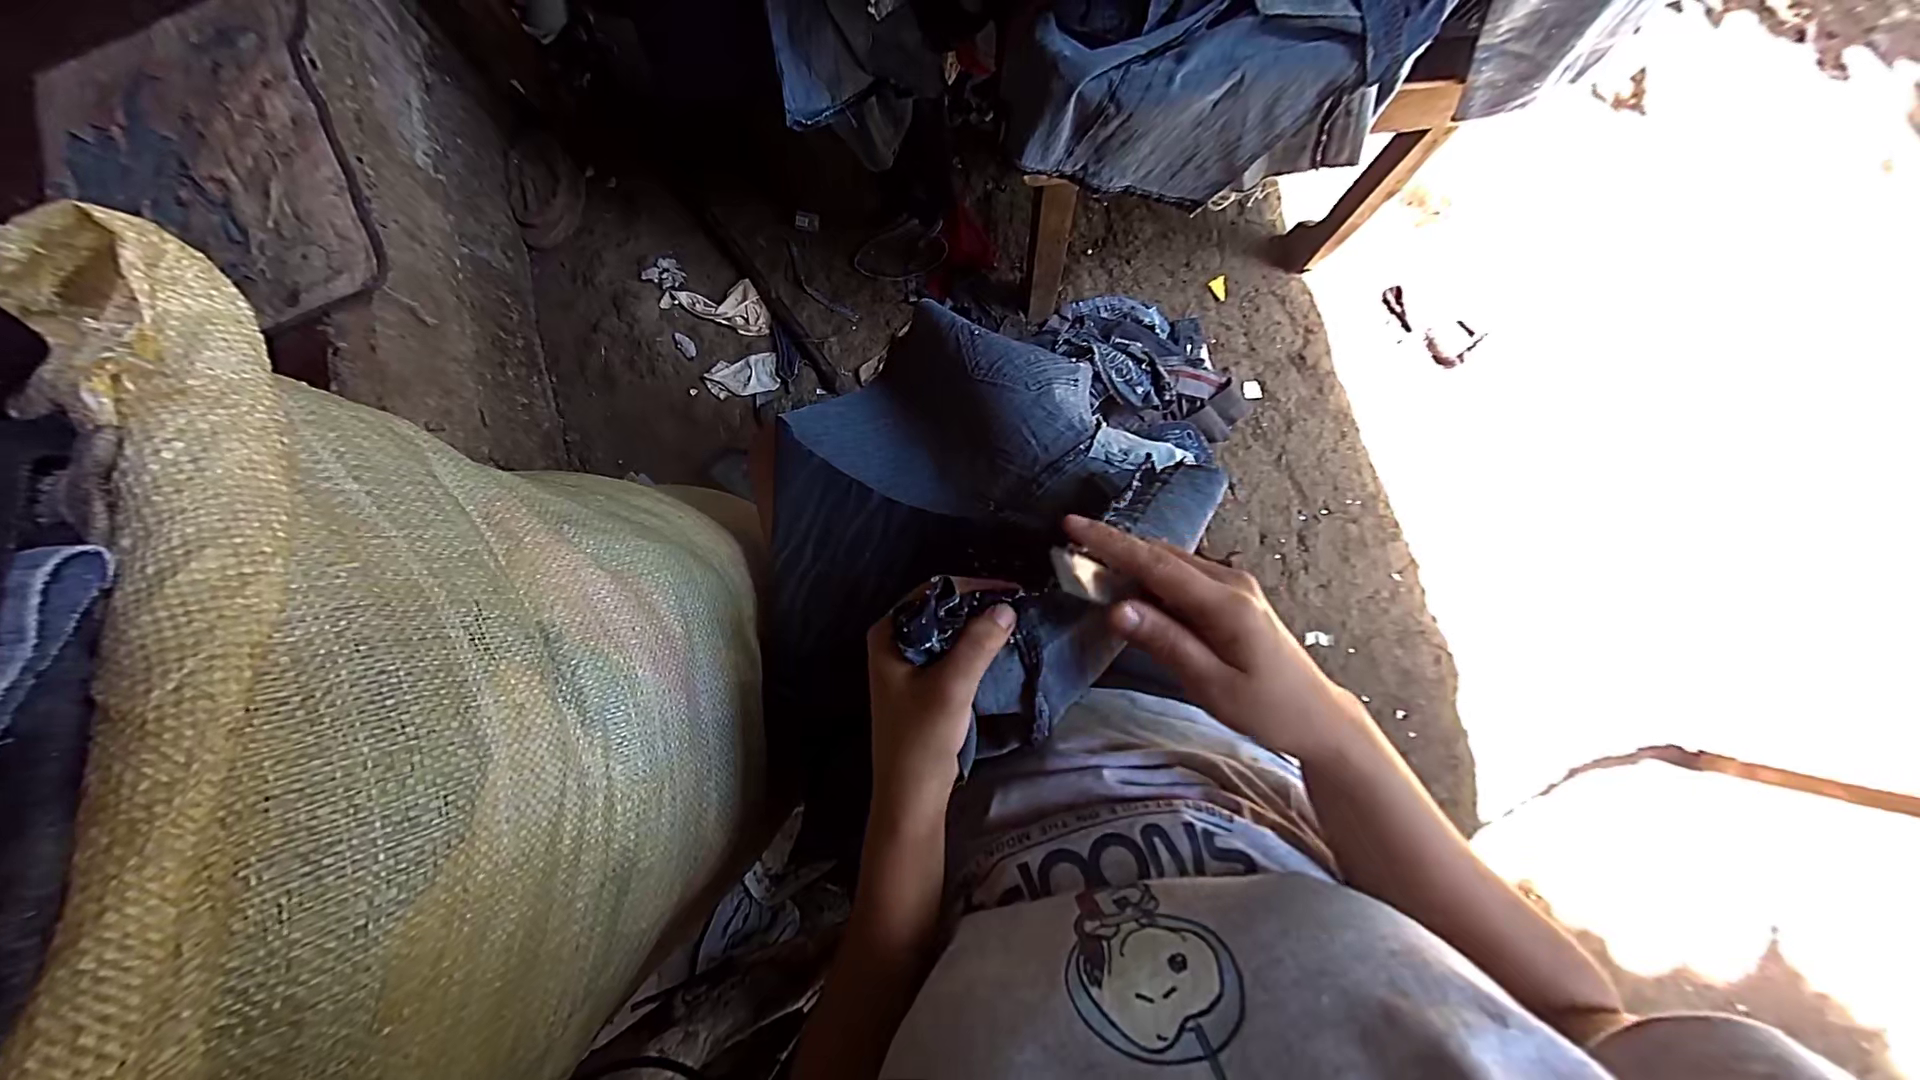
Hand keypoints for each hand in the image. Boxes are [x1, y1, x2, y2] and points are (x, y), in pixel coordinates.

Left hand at [866, 579, 1015, 821]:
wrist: (911, 796)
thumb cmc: (922, 739)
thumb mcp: (952, 686)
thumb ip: (977, 643)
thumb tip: (1006, 607)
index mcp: (887, 634)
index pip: (931, 593)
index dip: (971, 588)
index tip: (1009, 591)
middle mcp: (893, 642)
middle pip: (939, 609)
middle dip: (976, 604)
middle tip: (1015, 605)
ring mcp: (906, 664)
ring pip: (947, 631)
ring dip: (977, 625)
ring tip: (1012, 621)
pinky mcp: (921, 683)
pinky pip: (950, 651)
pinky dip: (973, 646)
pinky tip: (996, 647)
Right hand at [1062, 515, 1369, 763]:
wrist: (1318, 716)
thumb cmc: (1268, 708)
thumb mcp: (1211, 684)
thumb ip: (1165, 642)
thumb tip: (1116, 609)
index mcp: (1224, 603)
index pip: (1154, 563)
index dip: (1109, 543)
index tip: (1072, 525)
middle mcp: (1229, 582)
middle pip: (1160, 554)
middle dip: (1112, 547)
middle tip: (1069, 547)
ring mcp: (1233, 586)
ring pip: (1169, 561)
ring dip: (1129, 560)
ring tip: (1090, 564)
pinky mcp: (1230, 596)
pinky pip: (1180, 575)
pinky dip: (1149, 574)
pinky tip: (1130, 586)